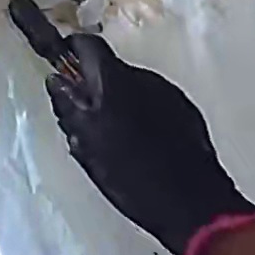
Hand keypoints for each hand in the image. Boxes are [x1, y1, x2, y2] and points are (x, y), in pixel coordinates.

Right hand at [46, 34, 254, 254]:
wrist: (198, 210)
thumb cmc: (130, 173)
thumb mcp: (85, 141)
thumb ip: (66, 104)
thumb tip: (56, 80)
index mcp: (115, 79)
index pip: (87, 43)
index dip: (70, 49)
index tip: (62, 68)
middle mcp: (145, 79)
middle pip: (110, 69)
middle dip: (94, 87)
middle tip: (84, 118)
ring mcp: (172, 97)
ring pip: (133, 88)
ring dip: (119, 102)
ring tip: (114, 138)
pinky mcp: (191, 117)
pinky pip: (156, 104)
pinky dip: (143, 116)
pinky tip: (141, 146)